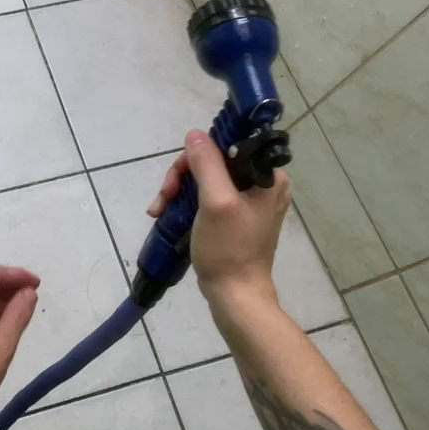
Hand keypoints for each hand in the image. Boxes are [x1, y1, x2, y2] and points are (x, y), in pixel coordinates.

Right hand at [148, 130, 290, 309]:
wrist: (234, 294)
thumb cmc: (229, 249)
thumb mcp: (216, 202)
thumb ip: (207, 164)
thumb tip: (195, 134)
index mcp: (268, 177)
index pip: (230, 144)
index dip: (201, 152)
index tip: (181, 171)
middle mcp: (262, 184)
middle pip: (213, 162)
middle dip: (183, 176)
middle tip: (165, 196)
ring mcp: (247, 202)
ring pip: (205, 179)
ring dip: (178, 190)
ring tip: (160, 208)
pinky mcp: (234, 217)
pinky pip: (205, 196)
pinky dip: (184, 202)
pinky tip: (165, 214)